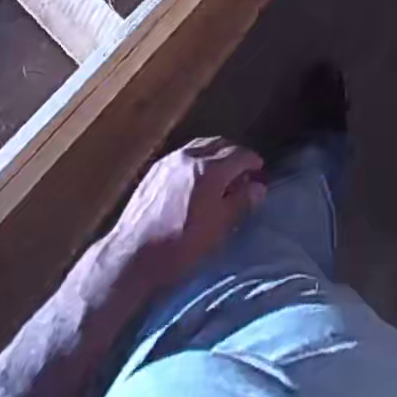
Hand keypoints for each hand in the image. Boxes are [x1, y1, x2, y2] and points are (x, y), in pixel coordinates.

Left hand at [104, 138, 264, 288]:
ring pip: (199, 146)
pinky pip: (183, 155)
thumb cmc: (182, 244)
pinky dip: (197, 159)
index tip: (260, 170)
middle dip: (235, 154)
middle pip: (218, 143)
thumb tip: (257, 187)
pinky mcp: (154, 170)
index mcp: (208, 169)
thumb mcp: (220, 228)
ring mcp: (168, 161)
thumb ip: (241, 203)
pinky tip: (198, 178)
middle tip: (244, 171)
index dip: (253, 161)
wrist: (135, 253)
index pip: (238, 154)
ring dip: (215, 154)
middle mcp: (188, 156)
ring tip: (222, 174)